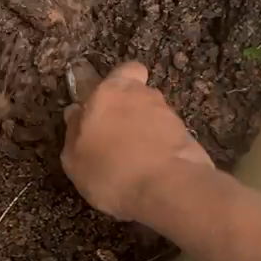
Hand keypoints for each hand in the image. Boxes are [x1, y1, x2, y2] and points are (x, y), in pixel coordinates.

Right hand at [62, 62, 212, 223]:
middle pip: (138, 94)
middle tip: (115, 137)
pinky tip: (149, 171)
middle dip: (129, 110)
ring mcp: (169, 115)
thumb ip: (73, 131)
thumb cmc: (110, 170)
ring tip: (133, 161)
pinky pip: (167, 137)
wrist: (168, 189)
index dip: (117, 84)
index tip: (105, 106)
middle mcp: (143, 95)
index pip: (123, 70)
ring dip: (144, 131)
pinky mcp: (187, 136)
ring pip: (153, 116)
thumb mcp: (74, 159)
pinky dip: (159, 148)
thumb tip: (75, 112)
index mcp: (110, 92)